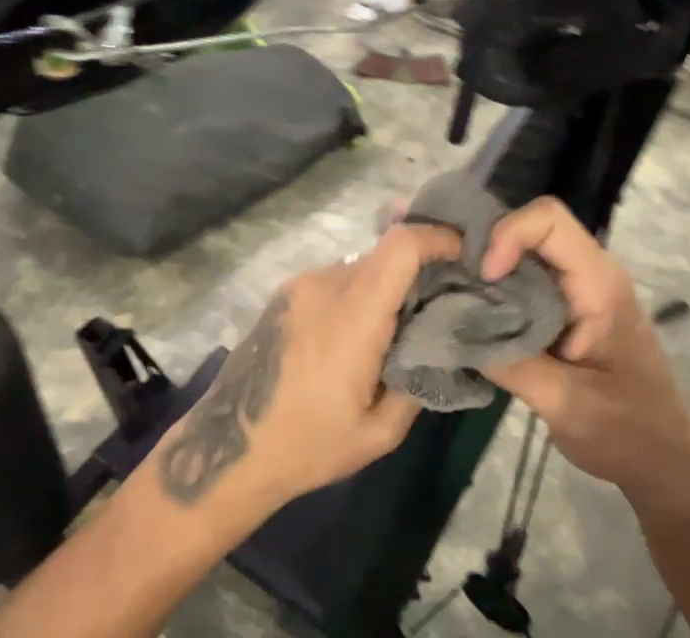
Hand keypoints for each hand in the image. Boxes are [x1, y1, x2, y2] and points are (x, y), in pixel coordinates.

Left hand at [153, 224, 461, 514]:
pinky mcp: (282, 297)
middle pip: (384, 257)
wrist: (227, 451)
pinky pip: (333, 282)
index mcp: (351, 316)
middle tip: (438, 307)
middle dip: (417, 273)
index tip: (462, 254)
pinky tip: (356, 338)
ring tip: (395, 332)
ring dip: (383, 289)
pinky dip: (355, 297)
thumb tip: (439, 345)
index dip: (437, 238)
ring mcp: (297, 288)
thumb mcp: (380, 432)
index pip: (400, 245)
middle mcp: (323, 286)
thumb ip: (418, 380)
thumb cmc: (308, 446)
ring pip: (358, 269)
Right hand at [480, 199, 689, 501]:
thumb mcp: (565, 404)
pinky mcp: (566, 308)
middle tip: (452, 289)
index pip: (549, 220)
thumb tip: (450, 329)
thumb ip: (510, 363)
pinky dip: (496, 292)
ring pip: (525, 253)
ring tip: (455, 304)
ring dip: (488, 272)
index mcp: (599, 285)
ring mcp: (577, 290)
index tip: (483, 278)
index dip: (508, 234)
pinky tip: (475, 321)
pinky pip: (526, 280)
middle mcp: (589, 274)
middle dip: (487, 249)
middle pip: (531, 229)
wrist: (662, 460)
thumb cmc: (626, 431)